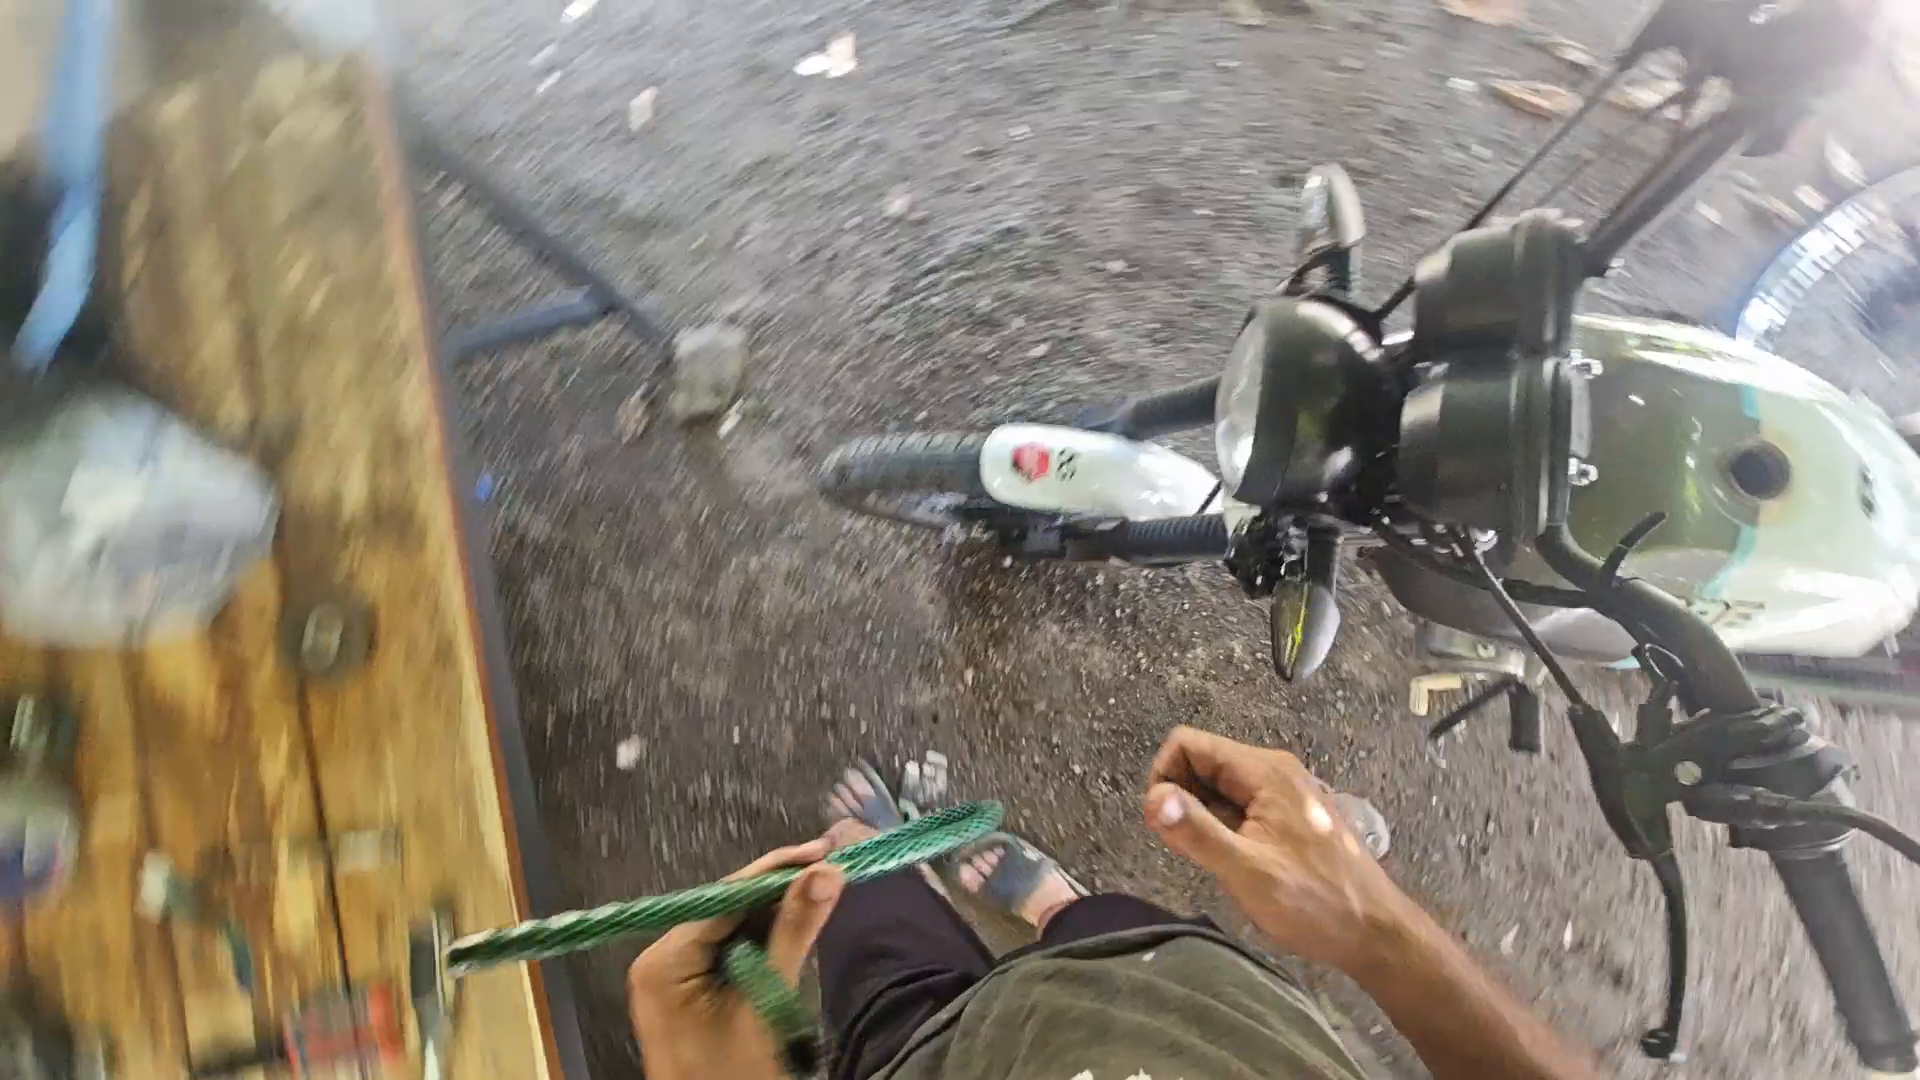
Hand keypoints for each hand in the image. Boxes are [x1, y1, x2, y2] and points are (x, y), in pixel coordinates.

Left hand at [628, 839, 844, 1079]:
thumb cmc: (734, 1078)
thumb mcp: (766, 1001)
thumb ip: (794, 930)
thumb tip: (829, 869)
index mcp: (665, 959)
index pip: (728, 895)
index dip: (778, 869)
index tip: (824, 851)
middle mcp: (663, 957)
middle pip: (733, 906)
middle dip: (782, 889)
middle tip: (833, 869)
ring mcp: (676, 974)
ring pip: (738, 923)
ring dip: (780, 911)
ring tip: (825, 887)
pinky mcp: (694, 989)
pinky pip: (735, 947)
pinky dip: (770, 937)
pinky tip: (801, 922)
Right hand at [1143, 726, 1406, 972]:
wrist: (1380, 936)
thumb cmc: (1315, 904)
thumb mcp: (1248, 871)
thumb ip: (1197, 831)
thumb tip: (1152, 798)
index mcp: (1263, 770)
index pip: (1187, 743)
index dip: (1164, 776)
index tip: (1165, 822)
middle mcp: (1272, 768)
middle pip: (1202, 761)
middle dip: (1183, 799)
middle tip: (1191, 848)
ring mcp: (1283, 789)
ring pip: (1218, 784)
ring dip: (1202, 815)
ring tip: (1219, 859)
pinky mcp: (1288, 810)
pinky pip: (1238, 802)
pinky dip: (1224, 825)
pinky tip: (1239, 860)